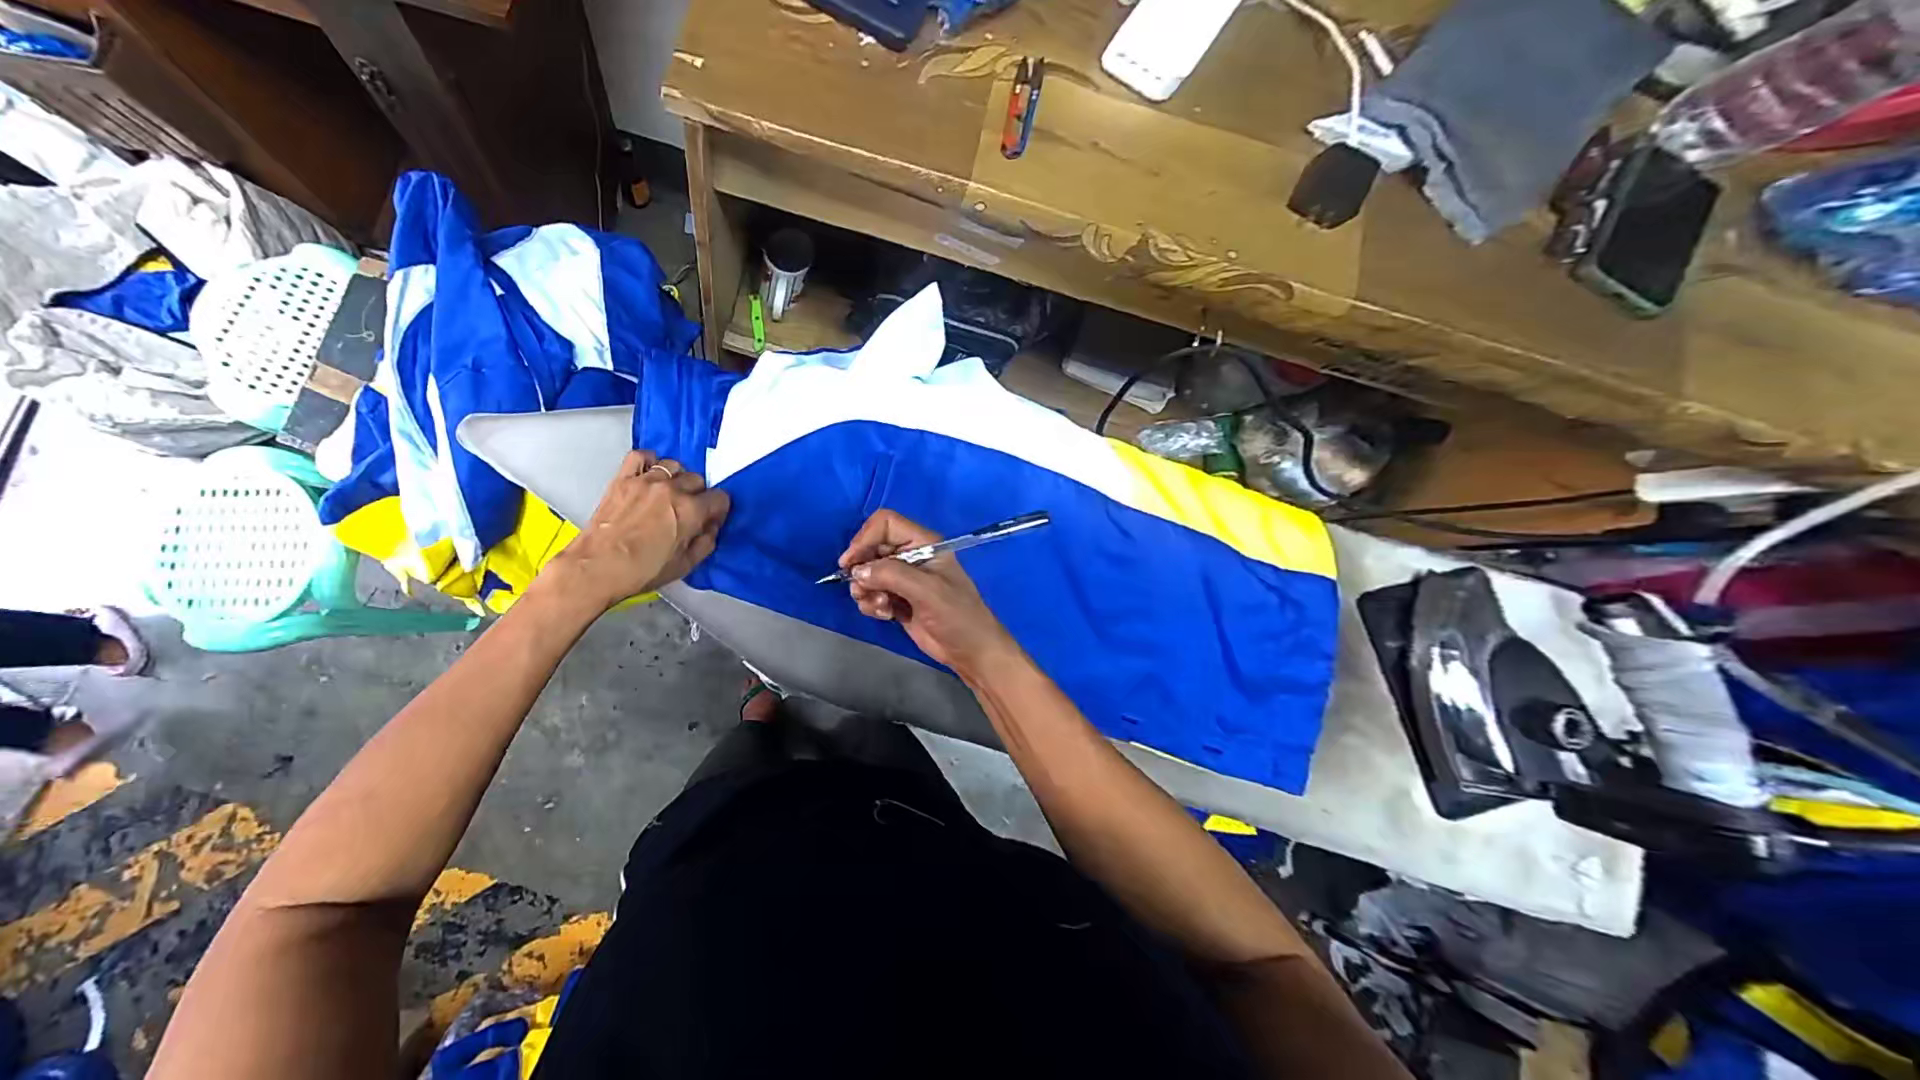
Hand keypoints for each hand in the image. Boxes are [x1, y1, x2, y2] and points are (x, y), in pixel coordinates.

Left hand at [543, 450, 729, 611]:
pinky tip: (649, 475)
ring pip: (673, 465)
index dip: (717, 510)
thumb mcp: (686, 565)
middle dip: (698, 494)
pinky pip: (641, 456)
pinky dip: (649, 462)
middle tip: (689, 510)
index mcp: (691, 511)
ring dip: (676, 478)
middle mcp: (671, 490)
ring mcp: (646, 481)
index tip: (710, 518)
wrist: (597, 568)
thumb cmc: (639, 570)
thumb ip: (706, 542)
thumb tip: (710, 529)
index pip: (720, 497)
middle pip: (697, 479)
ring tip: (669, 493)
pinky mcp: (623, 479)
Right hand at [838, 509, 1021, 680]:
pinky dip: (871, 603)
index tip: (850, 562)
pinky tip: (886, 615)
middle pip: (872, 548)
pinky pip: (872, 593)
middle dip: (862, 570)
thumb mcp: (927, 591)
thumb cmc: (957, 615)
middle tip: (863, 591)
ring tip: (880, 607)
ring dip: (866, 590)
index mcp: (924, 543)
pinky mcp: (898, 599)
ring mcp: (904, 579)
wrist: (970, 651)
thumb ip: (891, 575)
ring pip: (868, 573)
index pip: (885, 523)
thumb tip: (857, 571)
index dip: (865, 538)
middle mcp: (912, 556)